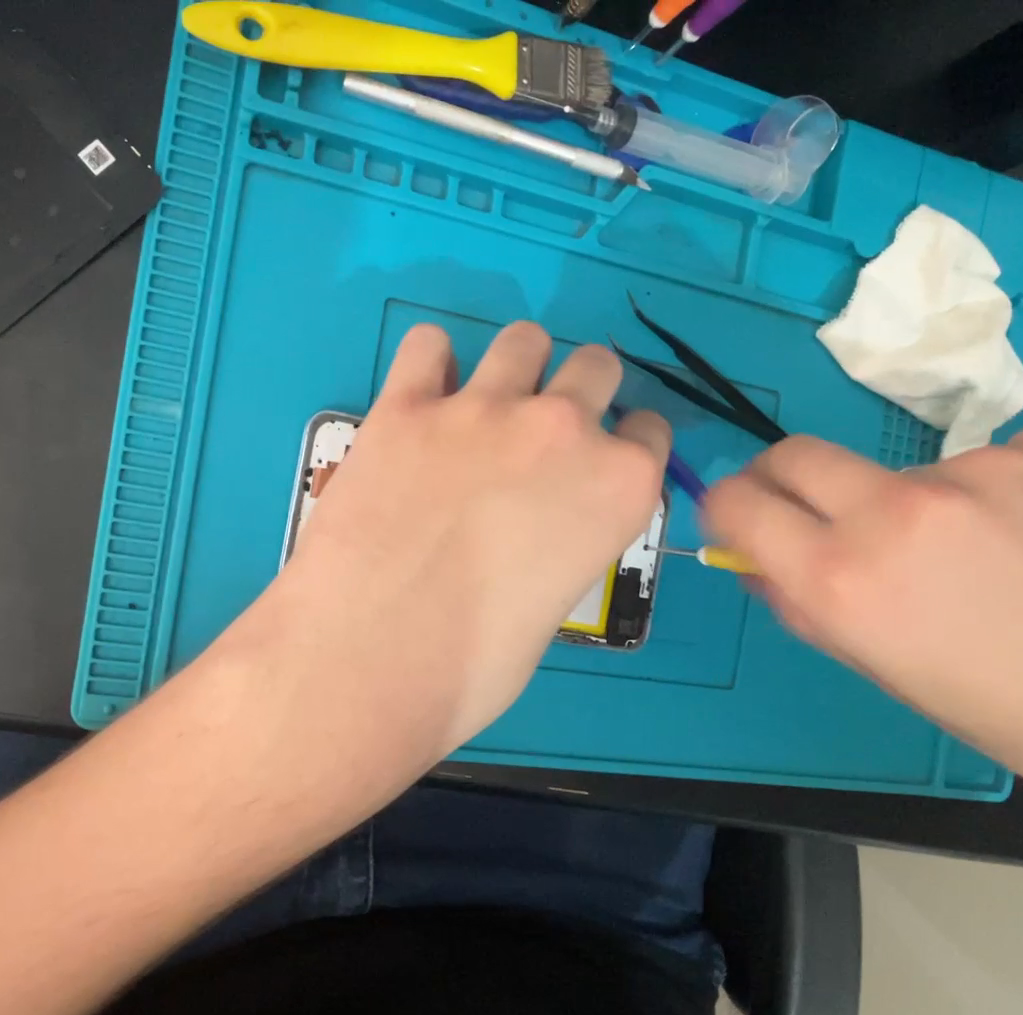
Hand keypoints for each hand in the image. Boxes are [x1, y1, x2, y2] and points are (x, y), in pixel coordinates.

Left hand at [251, 321, 669, 759]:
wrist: (372, 655)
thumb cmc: (473, 666)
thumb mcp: (550, 607)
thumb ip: (559, 545)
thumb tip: (528, 535)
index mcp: (617, 486)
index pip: (650, 431)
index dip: (625, 445)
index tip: (598, 462)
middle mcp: (561, 429)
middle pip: (596, 366)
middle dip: (580, 391)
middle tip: (542, 435)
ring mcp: (481, 409)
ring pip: (522, 340)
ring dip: (515, 367)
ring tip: (484, 410)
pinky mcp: (405, 406)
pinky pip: (428, 345)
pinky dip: (430, 364)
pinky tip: (420, 399)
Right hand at [704, 424, 1022, 907]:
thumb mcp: (909, 685)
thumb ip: (823, 614)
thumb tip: (771, 568)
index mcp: (850, 583)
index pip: (738, 504)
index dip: (726, 511)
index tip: (741, 526)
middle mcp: (901, 508)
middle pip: (795, 455)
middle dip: (785, 483)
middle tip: (824, 524)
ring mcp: (988, 463)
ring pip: (908, 471)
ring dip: (916, 505)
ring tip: (999, 563)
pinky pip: (997, 460)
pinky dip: (1004, 495)